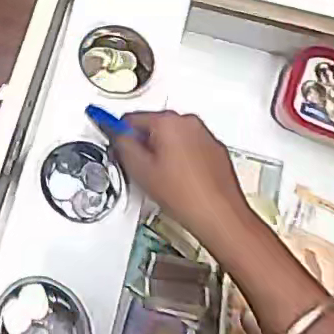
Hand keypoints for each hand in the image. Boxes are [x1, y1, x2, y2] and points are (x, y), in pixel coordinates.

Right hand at [106, 110, 279, 254]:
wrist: (219, 216)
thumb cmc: (186, 196)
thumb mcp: (139, 169)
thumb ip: (122, 144)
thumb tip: (117, 134)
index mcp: (168, 122)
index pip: (130, 118)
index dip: (119, 133)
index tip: (113, 139)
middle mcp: (189, 123)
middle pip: (152, 126)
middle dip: (143, 143)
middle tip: (139, 167)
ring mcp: (205, 136)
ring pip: (172, 137)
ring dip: (162, 151)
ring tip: (160, 178)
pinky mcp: (216, 151)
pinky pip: (190, 147)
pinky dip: (180, 159)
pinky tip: (177, 181)